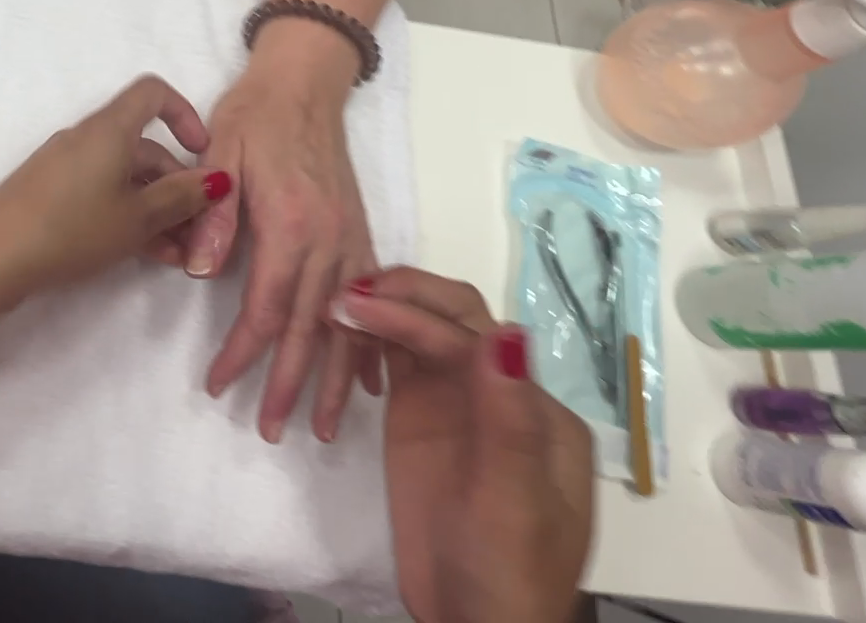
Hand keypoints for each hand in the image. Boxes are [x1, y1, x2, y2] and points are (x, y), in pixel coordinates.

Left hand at [0, 75, 232, 312]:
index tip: (201, 151)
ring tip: (177, 253)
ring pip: (124, 178)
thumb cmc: (72, 229)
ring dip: (155, 209)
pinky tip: (145, 254)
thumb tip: (216, 178)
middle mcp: (85, 138)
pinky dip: (126, 215)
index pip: (152, 93)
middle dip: (177, 186)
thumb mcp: (137, 218)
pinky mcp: (49, 193)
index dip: (184, 113)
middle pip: (143, 147)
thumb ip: (181, 196)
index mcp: (108, 129)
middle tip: (199, 231)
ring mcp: (64, 166)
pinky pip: (100, 193)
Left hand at [186, 29, 378, 443]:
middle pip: (314, 330)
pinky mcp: (362, 235)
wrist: (304, 85)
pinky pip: (373, 303)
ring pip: (352, 325)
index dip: (243, 354)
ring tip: (329, 429)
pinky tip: (375, 376)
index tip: (220, 386)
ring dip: (339, 379)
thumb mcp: (222, 154)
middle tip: (272, 430)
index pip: (268, 309)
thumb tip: (205, 275)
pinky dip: (373, 343)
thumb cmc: (255, 116)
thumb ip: (214, 216)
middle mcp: (332, 243)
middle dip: (293, 385)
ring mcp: (354, 241)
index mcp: (294, 226)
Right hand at [334, 269, 594, 622]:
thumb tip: (508, 333)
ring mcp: (456, 401)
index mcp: (534, 408)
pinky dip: (370, 338)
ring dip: (381, 312)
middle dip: (400, 299)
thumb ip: (508, 420)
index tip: (356, 307)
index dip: (414, 318)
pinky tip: (339, 330)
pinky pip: (397, 360)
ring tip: (331, 305)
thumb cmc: (505, 573)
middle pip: (451, 321)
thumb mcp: (512, 505)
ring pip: (420, 333)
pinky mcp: (419, 414)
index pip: (472, 338)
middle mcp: (498, 392)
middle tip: (340, 294)